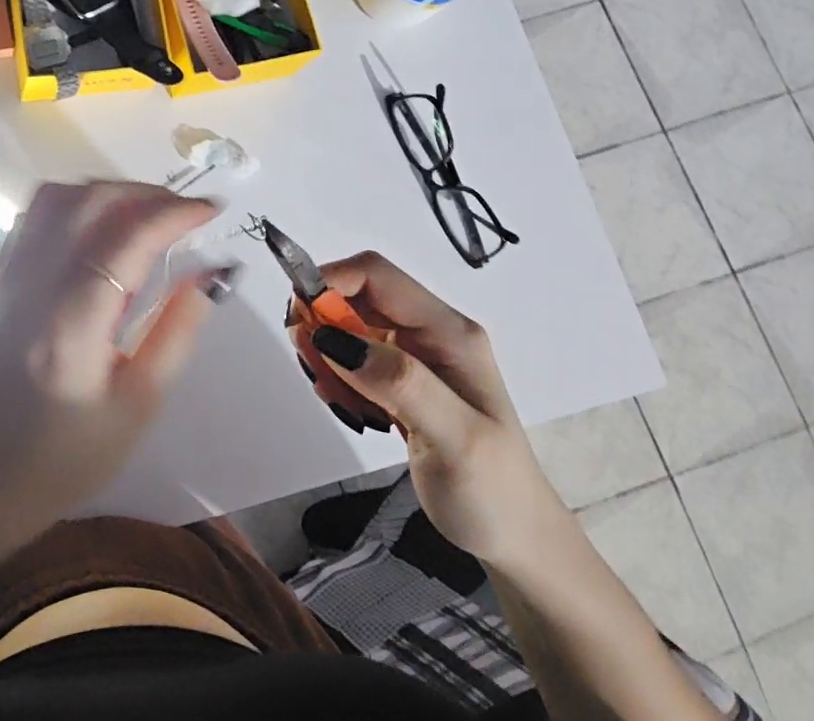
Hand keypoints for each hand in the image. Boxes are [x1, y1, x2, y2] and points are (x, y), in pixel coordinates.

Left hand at [0, 182, 226, 516]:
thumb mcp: (142, 401)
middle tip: (184, 212)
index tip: (210, 211)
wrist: (2, 470)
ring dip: (104, 191)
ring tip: (146, 212)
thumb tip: (212, 269)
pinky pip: (31, 218)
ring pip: (50, 200)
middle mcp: (31, 293)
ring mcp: (8, 282)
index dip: (169, 216)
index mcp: (71, 331)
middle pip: (83, 206)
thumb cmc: (79, 450)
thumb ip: (177, 329)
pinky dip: (71, 205)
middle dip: (142, 195)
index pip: (120, 245)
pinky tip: (101, 225)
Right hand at [295, 251, 565, 563]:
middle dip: (321, 322)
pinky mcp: (400, 382)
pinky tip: (346, 406)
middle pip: (356, 297)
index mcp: (449, 334)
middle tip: (312, 366)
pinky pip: (352, 359)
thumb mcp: (454, 438)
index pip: (376, 276)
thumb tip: (336, 339)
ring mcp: (416, 359)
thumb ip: (399, 383)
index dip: (328, 282)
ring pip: (348, 328)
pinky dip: (335, 376)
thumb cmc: (494, 491)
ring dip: (326, 354)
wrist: (514, 537)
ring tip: (337, 397)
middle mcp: (431, 336)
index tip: (299, 321)